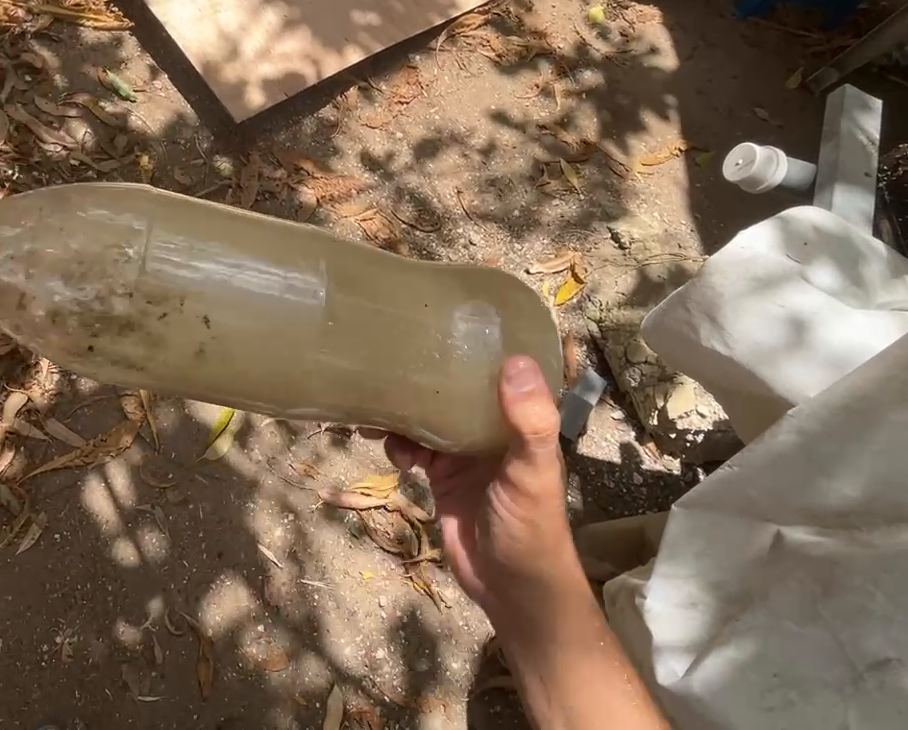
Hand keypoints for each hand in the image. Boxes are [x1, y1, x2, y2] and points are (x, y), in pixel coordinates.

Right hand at [383, 355, 585, 637]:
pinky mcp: (439, 475)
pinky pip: (410, 447)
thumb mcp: (532, 471)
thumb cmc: (531, 527)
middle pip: (451, 389)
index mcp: (517, 420)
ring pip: (425, 415)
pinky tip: (395, 456)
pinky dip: (397, 446)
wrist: (511, 590)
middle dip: (422, 377)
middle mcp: (488, 428)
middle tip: (386, 361)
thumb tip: (513, 360)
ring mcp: (462, 451)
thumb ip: (529, 421)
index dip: (474, 345)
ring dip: (400, 410)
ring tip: (374, 407)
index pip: (496, 370)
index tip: (442, 317)